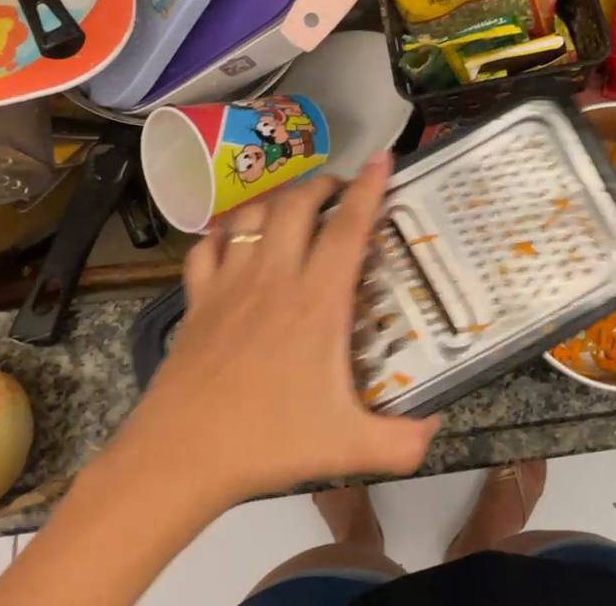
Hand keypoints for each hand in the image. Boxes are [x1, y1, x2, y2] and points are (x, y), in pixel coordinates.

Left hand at [113, 152, 438, 517]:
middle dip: (324, 185)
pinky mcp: (197, 298)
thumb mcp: (348, 446)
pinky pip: (209, 244)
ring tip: (298, 207)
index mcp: (317, 301)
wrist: (179, 458)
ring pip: (254, 215)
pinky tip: (238, 241)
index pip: (349, 227)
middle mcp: (274, 278)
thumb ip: (402, 443)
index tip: (383, 157)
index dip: (369, 187)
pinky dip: (227, 232)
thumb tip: (437, 430)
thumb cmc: (268, 442)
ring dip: (279, 200)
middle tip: (342, 191)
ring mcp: (230, 284)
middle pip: (298, 204)